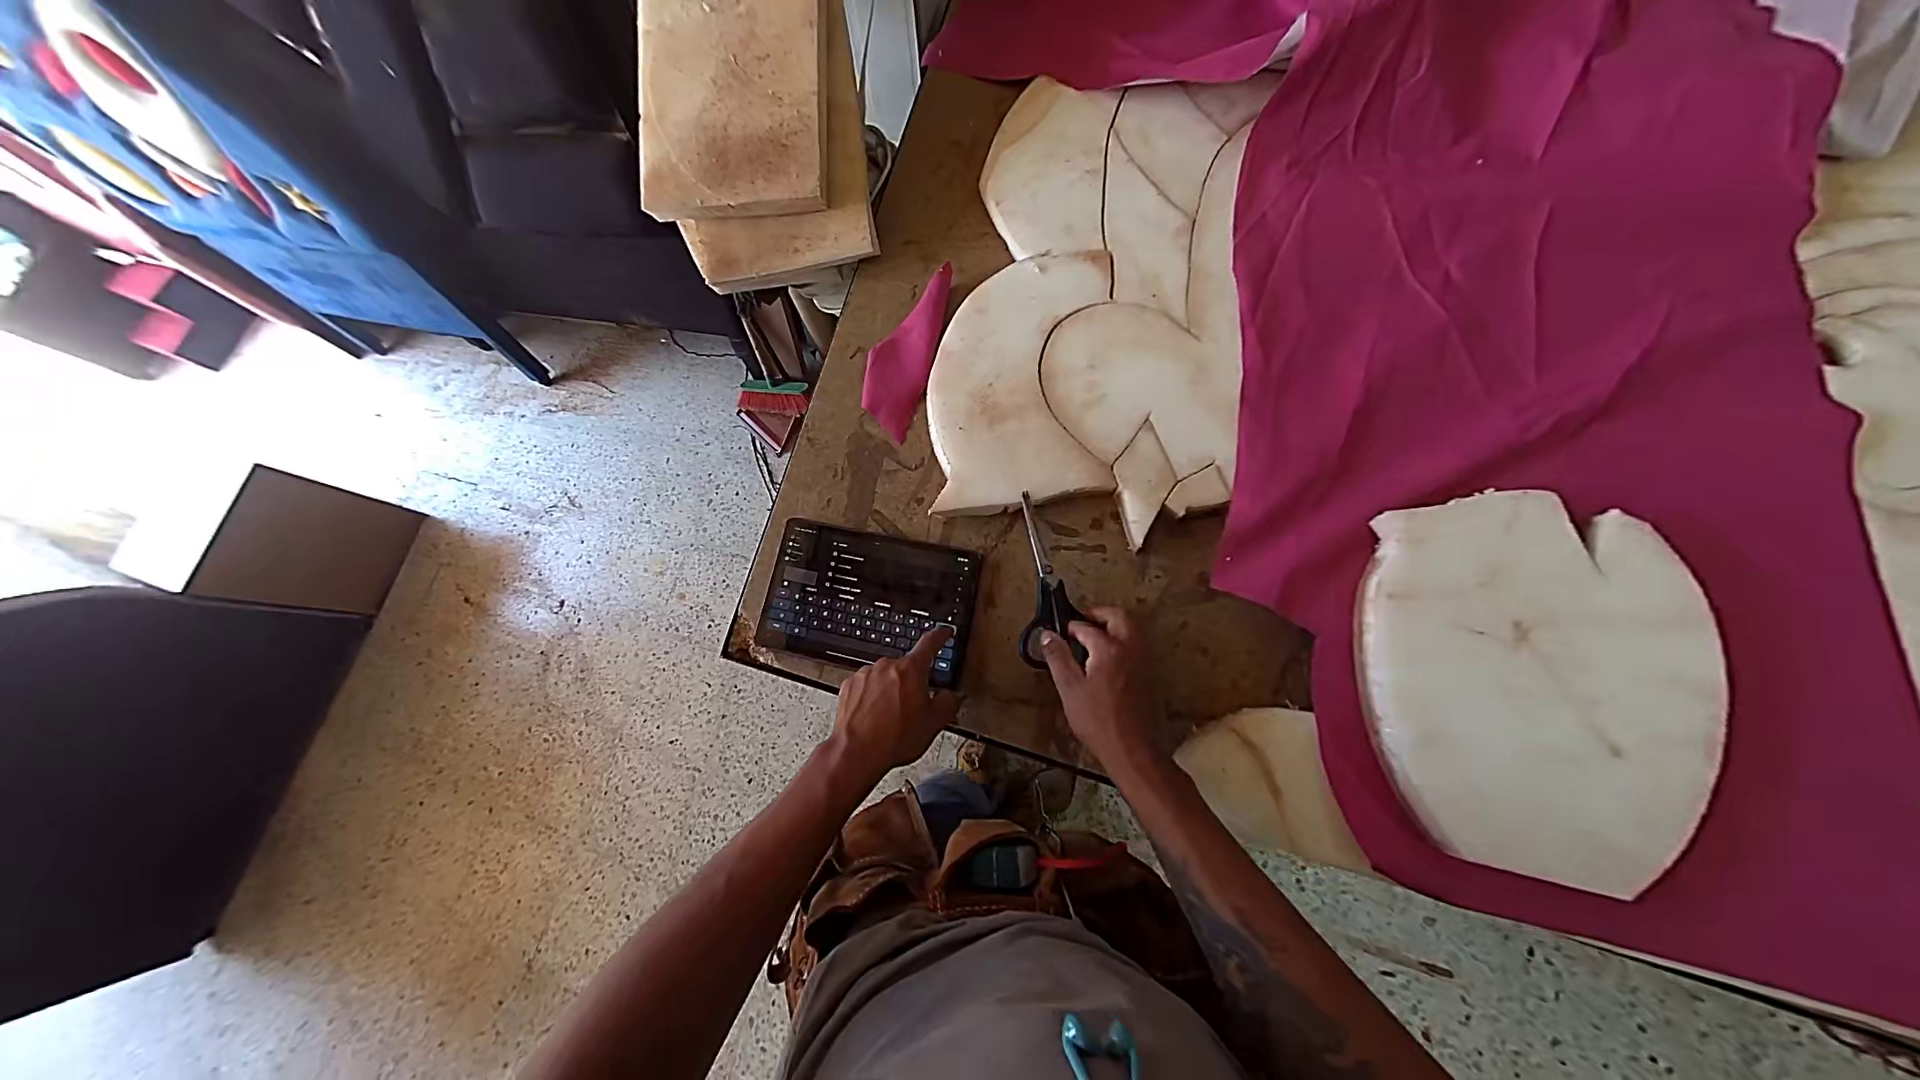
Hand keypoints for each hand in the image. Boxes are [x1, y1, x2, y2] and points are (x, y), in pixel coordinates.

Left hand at [828, 626, 960, 783]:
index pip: (930, 643)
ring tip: (890, 718)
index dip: (940, 636)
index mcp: (911, 670)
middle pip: (906, 667)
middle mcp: (887, 666)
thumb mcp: (934, 723)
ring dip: (890, 690)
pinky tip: (874, 716)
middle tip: (913, 707)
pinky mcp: (850, 684)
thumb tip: (951, 696)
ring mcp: (866, 674)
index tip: (944, 632)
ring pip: (885, 677)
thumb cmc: (893, 739)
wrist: (855, 752)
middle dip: (911, 683)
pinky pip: (867, 685)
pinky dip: (872, 696)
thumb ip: (948, 703)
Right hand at [1037, 607, 1161, 773]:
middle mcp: (1131, 650)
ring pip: (1132, 630)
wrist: (1132, 749)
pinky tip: (1107, 660)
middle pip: (1119, 617)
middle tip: (1081, 623)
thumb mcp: (1069, 689)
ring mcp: (1143, 662)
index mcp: (1110, 650)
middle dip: (1099, 614)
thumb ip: (1058, 658)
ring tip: (1092, 639)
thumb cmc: (1099, 722)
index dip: (1070, 627)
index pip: (1087, 627)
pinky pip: (1136, 647)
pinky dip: (1122, 642)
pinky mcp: (1149, 676)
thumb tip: (1048, 635)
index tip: (1059, 633)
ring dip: (1113, 626)